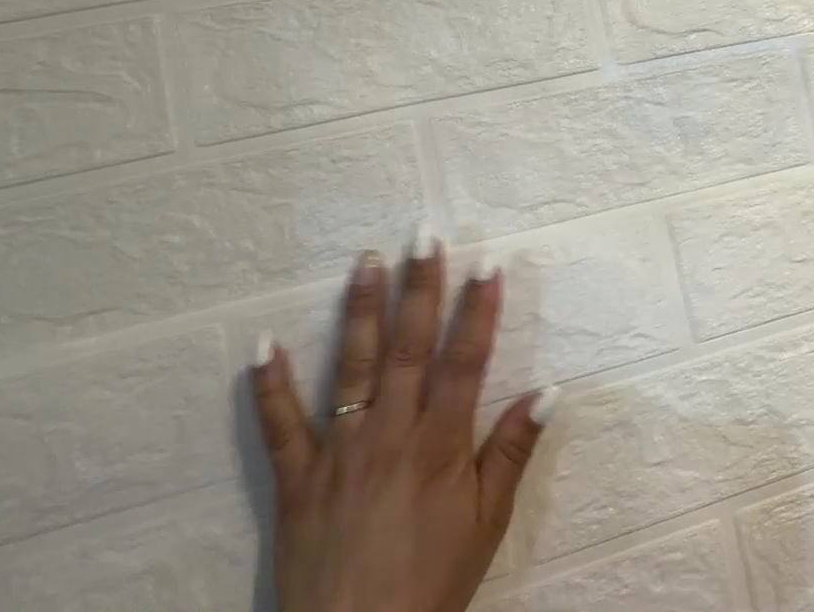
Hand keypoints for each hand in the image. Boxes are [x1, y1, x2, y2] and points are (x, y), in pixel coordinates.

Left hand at [250, 240, 554, 611]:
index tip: (487, 263)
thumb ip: (512, 452)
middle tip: (423, 236)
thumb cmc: (432, 581)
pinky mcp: (296, 479)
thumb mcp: (487, 521)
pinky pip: (279, 426)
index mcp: (440, 443)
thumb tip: (549, 391)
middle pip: (408, 348)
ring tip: (365, 261)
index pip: (466, 360)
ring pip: (350, 368)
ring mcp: (338, 452)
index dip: (479, 309)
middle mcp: (389, 433)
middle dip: (420, 288)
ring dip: (359, 312)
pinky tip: (263, 344)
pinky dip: (269, 385)